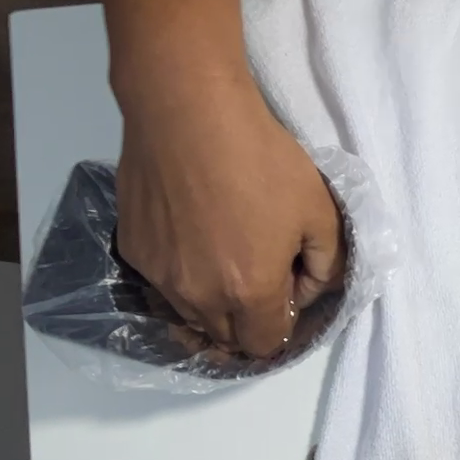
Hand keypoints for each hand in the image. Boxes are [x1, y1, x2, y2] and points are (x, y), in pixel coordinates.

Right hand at [114, 63, 343, 357]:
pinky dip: (187, 277)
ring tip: (232, 256)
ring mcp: (158, 275)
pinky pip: (166, 285)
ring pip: (193, 315)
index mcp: (249, 293)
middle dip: (252, 319)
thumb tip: (311, 289)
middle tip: (266, 273)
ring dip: (216, 303)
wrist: (189, 115)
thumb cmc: (265, 165)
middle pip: (227, 337)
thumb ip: (326, 265)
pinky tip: (200, 239)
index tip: (291, 291)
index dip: (286, 325)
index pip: (266, 344)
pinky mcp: (133, 249)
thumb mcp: (322, 215)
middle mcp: (197, 297)